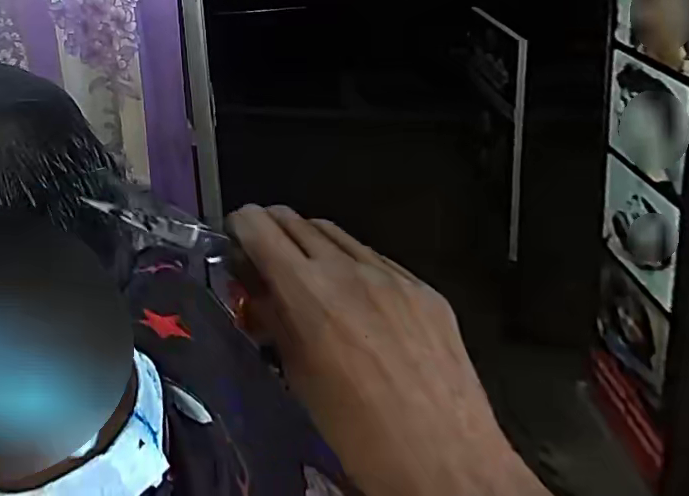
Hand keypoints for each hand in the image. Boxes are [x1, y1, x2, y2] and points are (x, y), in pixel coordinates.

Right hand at [226, 206, 547, 495]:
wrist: (452, 471)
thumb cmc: (360, 434)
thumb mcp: (296, 372)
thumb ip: (271, 315)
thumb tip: (253, 286)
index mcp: (307, 290)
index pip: (256, 223)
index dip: (239, 227)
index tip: (236, 241)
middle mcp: (346, 269)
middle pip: (292, 218)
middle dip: (270, 230)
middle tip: (266, 256)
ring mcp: (390, 276)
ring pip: (333, 232)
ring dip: (311, 243)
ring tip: (311, 276)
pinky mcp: (424, 290)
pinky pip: (374, 258)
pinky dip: (353, 266)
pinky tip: (358, 301)